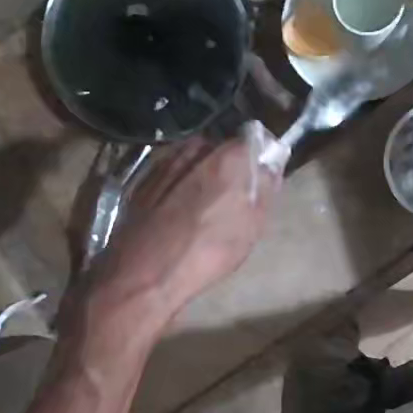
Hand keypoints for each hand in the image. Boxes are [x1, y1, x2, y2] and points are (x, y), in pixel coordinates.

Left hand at [88, 125, 283, 319]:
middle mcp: (196, 148)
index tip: (260, 177)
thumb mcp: (252, 226)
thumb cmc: (208, 251)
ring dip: (201, 176)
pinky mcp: (143, 179)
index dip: (259, 157)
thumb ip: (265, 189)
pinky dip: (178, 187)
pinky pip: (171, 175)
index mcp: (228, 155)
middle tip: (231, 198)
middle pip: (221, 149)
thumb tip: (269, 168)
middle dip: (229, 166)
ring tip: (202, 210)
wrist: (143, 273)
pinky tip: (177, 215)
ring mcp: (165, 161)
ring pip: (194, 161)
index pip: (254, 140)